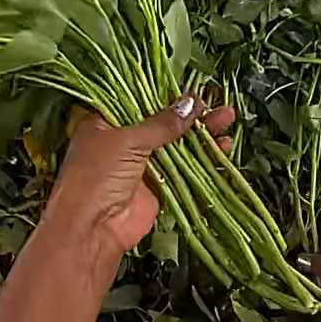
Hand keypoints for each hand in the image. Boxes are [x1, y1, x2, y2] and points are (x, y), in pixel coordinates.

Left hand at [42, 97, 235, 260]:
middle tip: (222, 109)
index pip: (143, 102)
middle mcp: (125, 142)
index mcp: (107, 123)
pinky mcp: (157, 189)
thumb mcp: (128, 140)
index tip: (197, 94)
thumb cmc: (97, 175)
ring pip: (177, 148)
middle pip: (164, 125)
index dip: (170, 98)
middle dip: (193, 118)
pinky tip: (221, 151)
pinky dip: (202, 162)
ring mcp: (142, 166)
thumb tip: (191, 104)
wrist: (92, 228)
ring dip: (202, 138)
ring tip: (228, 123)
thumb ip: (162, 124)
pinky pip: (183, 172)